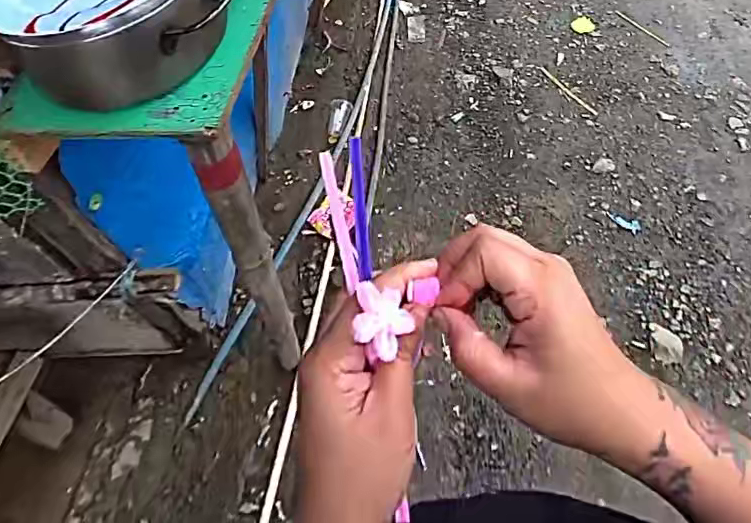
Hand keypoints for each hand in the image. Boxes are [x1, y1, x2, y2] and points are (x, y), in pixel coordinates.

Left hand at [295, 257, 437, 522]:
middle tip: (430, 284)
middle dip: (395, 291)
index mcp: (327, 361)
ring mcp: (325, 370)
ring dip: (392, 312)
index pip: (363, 301)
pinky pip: (360, 343)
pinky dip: (385, 335)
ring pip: (360, 322)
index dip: (397, 279)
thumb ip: (403, 351)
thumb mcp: (393, 408)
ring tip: (424, 306)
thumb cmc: (360, 480)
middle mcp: (319, 358)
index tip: (426, 270)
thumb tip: (416, 307)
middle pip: (358, 306)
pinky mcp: (334, 383)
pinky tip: (407, 337)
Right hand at [429, 226, 653, 459]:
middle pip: (484, 237)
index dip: (453, 277)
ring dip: (466, 269)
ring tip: (456, 308)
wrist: (619, 408)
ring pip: (493, 243)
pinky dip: (482, 274)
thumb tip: (440, 315)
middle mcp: (546, 265)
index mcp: (541, 286)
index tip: (442, 311)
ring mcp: (549, 267)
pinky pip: (505, 258)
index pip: (482, 251)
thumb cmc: (571, 402)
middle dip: (454, 265)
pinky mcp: (548, 276)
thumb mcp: (508, 385)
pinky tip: (476, 305)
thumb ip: (466, 348)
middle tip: (440, 303)